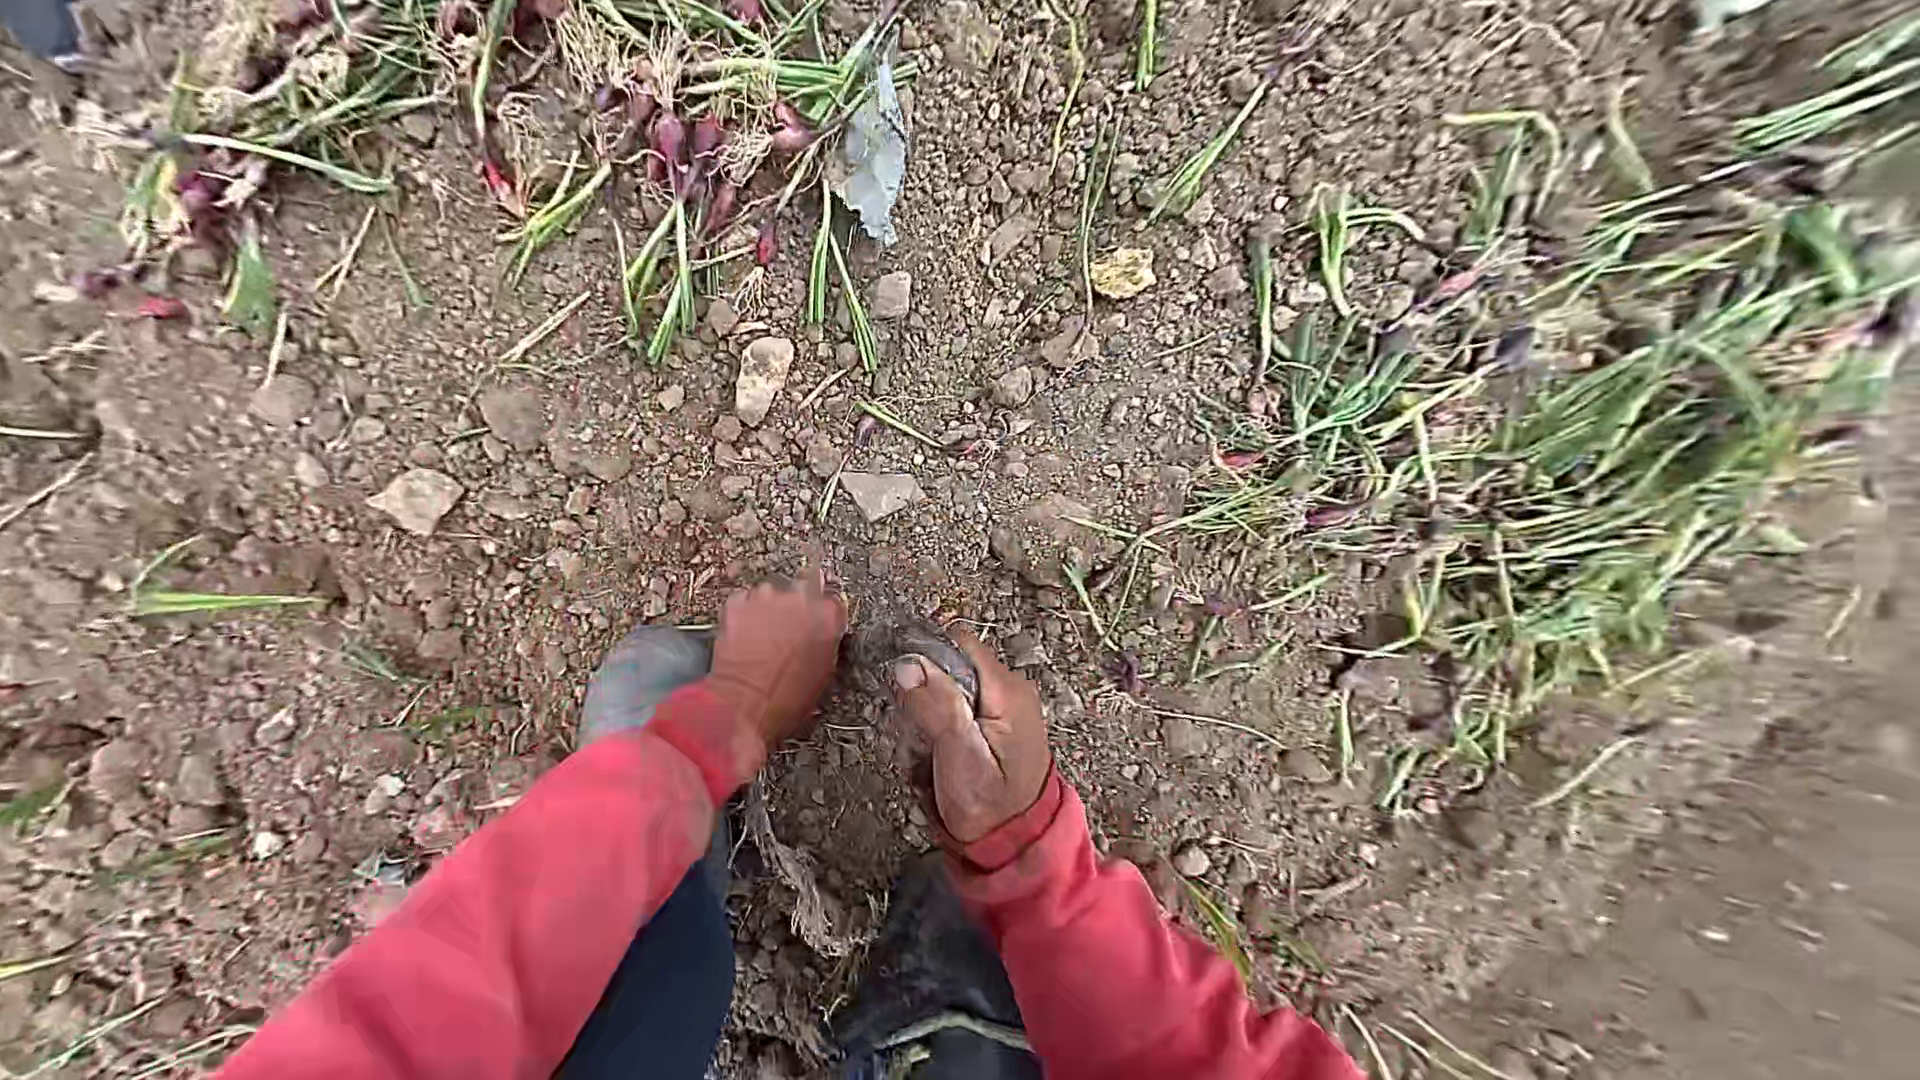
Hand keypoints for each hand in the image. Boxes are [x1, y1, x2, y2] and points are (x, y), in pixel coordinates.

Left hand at [707, 565, 846, 748]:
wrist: (743, 707)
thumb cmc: (784, 700)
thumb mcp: (824, 673)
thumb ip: (828, 642)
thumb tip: (824, 636)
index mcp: (828, 615)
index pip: (832, 602)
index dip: (822, 616)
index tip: (816, 624)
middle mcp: (800, 599)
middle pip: (802, 593)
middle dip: (795, 610)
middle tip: (787, 635)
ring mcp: (767, 598)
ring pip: (771, 595)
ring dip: (768, 610)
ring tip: (763, 638)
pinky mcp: (738, 604)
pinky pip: (743, 602)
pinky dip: (744, 615)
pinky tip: (744, 636)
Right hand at [891, 629, 1049, 842]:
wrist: (1015, 844)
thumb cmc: (989, 807)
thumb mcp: (959, 757)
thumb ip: (937, 707)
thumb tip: (910, 665)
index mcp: (1008, 691)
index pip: (960, 644)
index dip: (928, 658)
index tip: (905, 684)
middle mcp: (1011, 689)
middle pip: (954, 665)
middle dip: (927, 691)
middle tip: (919, 731)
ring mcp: (1006, 704)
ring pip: (953, 685)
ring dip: (932, 710)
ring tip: (928, 746)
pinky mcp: (997, 719)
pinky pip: (961, 704)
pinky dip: (943, 722)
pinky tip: (938, 750)